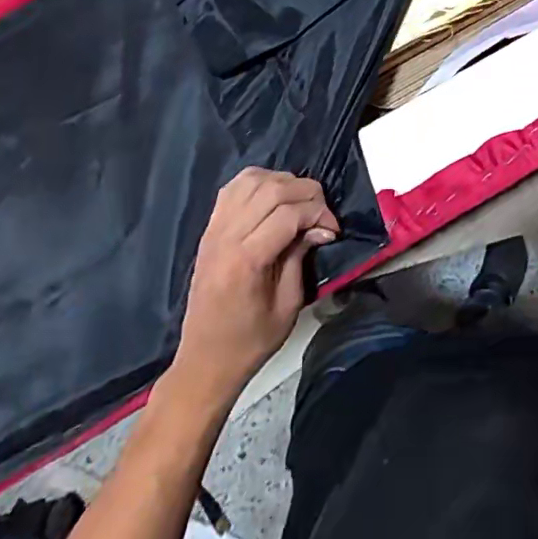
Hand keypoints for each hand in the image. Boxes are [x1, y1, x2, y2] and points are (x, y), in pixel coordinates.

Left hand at [170, 168, 339, 404]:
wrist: (204, 358)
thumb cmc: (250, 341)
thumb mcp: (287, 306)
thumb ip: (300, 258)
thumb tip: (320, 228)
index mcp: (246, 261)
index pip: (288, 214)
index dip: (318, 213)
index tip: (333, 230)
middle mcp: (225, 236)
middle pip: (270, 189)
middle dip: (306, 192)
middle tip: (323, 213)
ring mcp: (213, 229)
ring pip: (250, 180)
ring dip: (282, 182)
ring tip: (301, 202)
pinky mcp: (208, 229)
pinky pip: (232, 188)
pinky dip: (258, 182)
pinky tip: (274, 197)